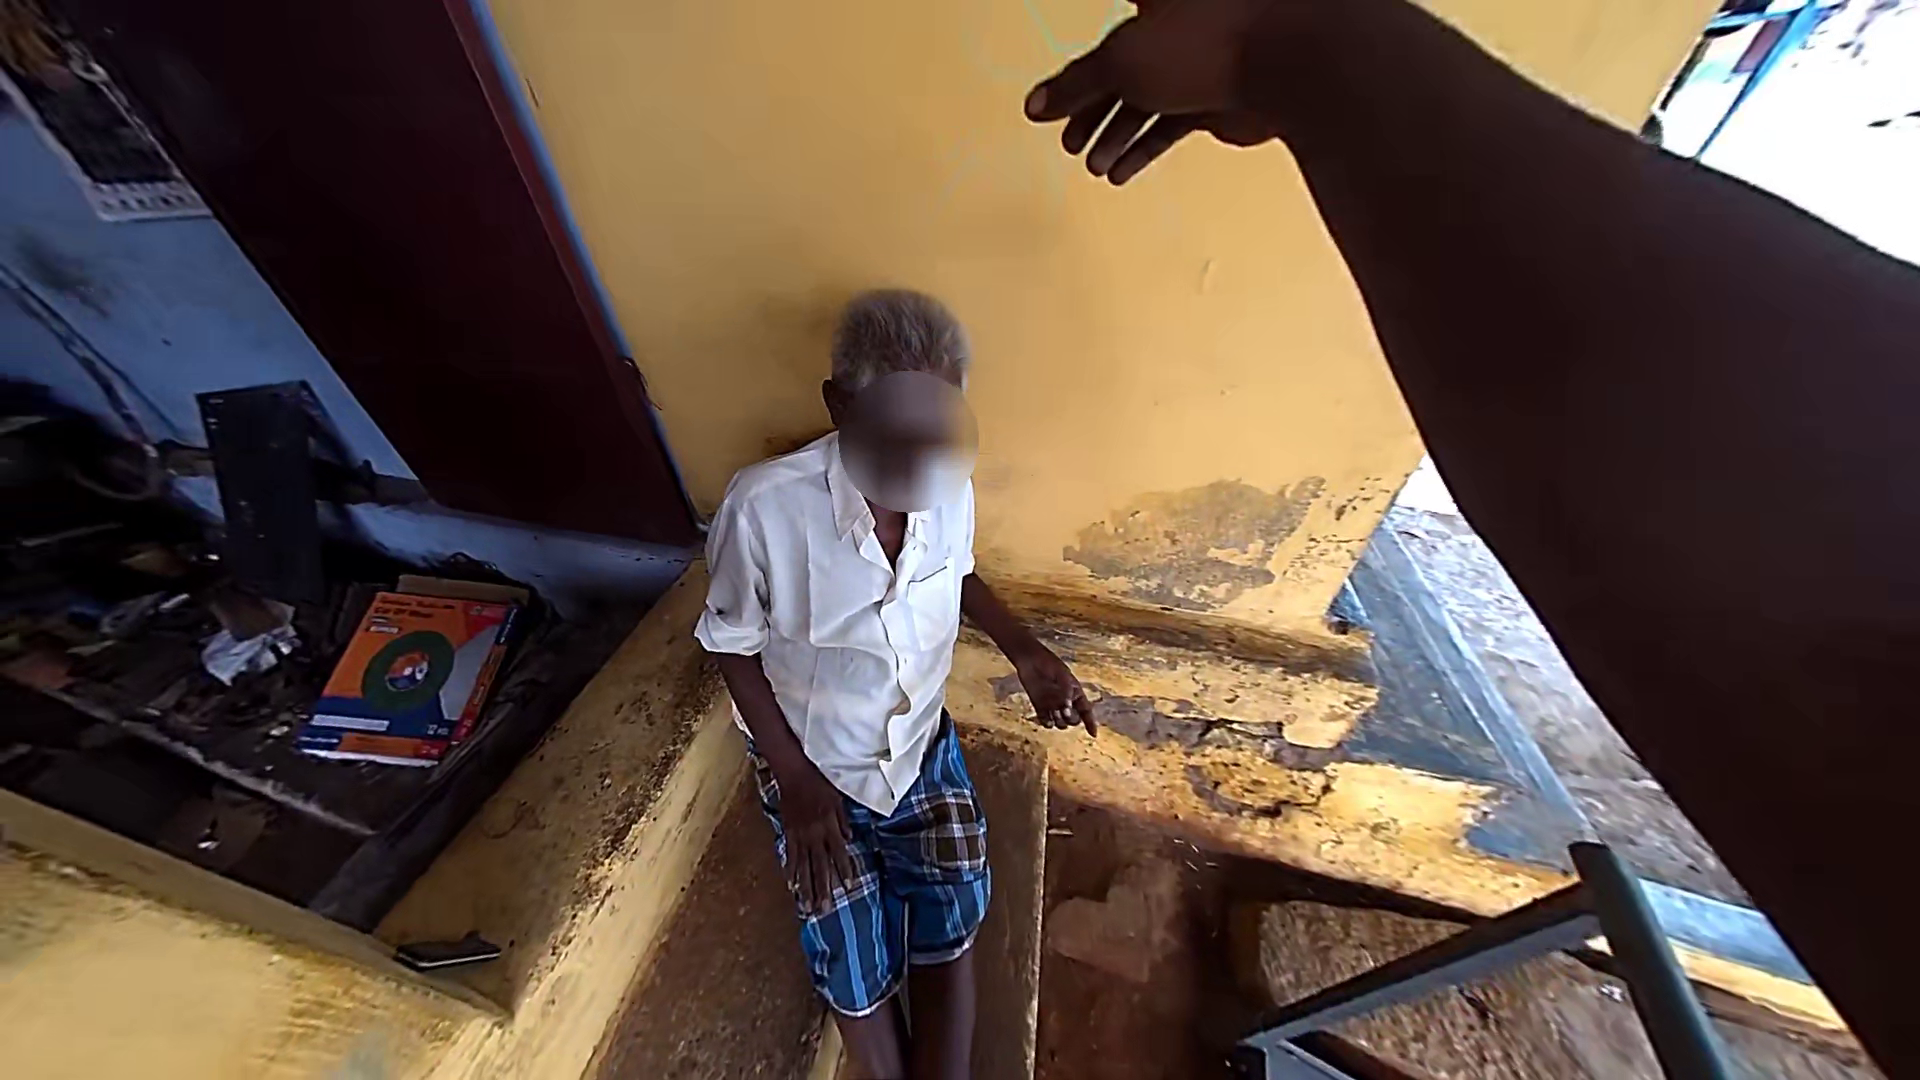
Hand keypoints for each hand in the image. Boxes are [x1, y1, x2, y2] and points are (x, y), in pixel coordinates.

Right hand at [773, 757, 856, 913]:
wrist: (794, 773)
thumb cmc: (819, 782)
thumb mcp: (837, 797)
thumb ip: (843, 819)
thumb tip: (850, 837)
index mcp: (829, 823)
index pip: (839, 851)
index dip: (844, 870)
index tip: (849, 888)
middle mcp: (815, 833)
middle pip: (820, 864)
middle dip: (823, 888)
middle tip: (825, 910)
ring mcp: (799, 835)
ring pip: (803, 865)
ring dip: (806, 887)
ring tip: (808, 906)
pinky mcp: (787, 832)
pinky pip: (789, 855)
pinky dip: (790, 871)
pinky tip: (791, 886)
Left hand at [1013, 644, 1096, 735]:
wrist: (1031, 659)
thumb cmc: (1050, 665)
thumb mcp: (1063, 676)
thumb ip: (1066, 693)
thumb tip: (1067, 709)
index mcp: (1075, 693)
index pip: (1086, 711)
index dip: (1090, 722)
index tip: (1093, 734)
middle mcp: (1065, 702)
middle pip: (1073, 720)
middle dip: (1072, 720)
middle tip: (1066, 713)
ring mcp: (1052, 705)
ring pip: (1060, 723)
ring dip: (1060, 722)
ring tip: (1056, 713)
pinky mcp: (1039, 706)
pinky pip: (1046, 722)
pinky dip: (1047, 723)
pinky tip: (1047, 719)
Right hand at [1022, 0, 1288, 183]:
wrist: (1284, 62)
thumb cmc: (1205, 41)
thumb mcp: (1120, 60)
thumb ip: (1074, 86)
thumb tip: (1032, 106)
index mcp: (1153, 0)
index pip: (1107, 34)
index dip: (1079, 70)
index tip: (1058, 94)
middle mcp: (1172, 26)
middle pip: (1119, 72)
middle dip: (1092, 109)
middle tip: (1070, 141)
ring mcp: (1194, 64)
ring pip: (1143, 103)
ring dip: (1114, 137)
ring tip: (1095, 165)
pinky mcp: (1212, 100)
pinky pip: (1167, 127)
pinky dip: (1142, 150)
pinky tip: (1119, 173)